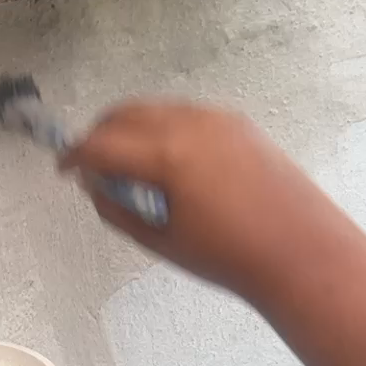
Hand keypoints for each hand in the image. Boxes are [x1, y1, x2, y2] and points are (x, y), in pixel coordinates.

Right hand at [60, 100, 363, 301]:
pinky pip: (182, 114)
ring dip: (128, 130)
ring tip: (127, 169)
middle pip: (123, 114)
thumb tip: (95, 185)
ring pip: (153, 109)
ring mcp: (219, 120)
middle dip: (97, 136)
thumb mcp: (156, 239)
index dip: (72, 157)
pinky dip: (159, 129)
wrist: (302, 255)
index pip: (100, 144)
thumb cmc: (229, 256)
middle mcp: (192, 126)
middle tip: (89, 166)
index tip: (63, 169)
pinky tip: (163, 164)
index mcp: (167, 156)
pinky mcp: (238, 125)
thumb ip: (115, 208)